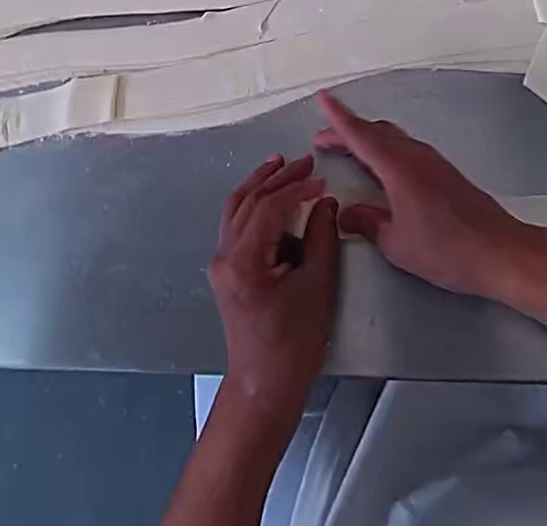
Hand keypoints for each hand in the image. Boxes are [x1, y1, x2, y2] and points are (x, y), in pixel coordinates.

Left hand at [209, 153, 340, 409]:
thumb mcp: (317, 286)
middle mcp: (224, 255)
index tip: (321, 181)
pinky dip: (254, 206)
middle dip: (278, 177)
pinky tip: (272, 199)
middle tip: (304, 161)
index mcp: (243, 260)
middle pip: (249, 201)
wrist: (264, 385)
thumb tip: (325, 203)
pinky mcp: (226, 270)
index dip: (297, 188)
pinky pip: (237, 225)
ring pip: (237, 208)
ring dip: (260, 184)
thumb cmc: (294, 343)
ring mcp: (221, 262)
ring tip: (281, 165)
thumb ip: (322, 237)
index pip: (269, 207)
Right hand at [314, 90, 543, 300]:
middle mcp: (414, 156)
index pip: (360, 135)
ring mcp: (432, 161)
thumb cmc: (446, 249)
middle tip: (323, 139)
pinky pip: (405, 148)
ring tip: (347, 151)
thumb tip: (347, 213)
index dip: (338, 117)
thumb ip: (368, 223)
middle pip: (375, 132)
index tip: (323, 98)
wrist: (501, 252)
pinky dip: (384, 149)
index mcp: (398, 168)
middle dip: (347, 131)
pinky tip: (382, 167)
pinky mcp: (443, 172)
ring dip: (367, 139)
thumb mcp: (396, 243)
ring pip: (392, 138)